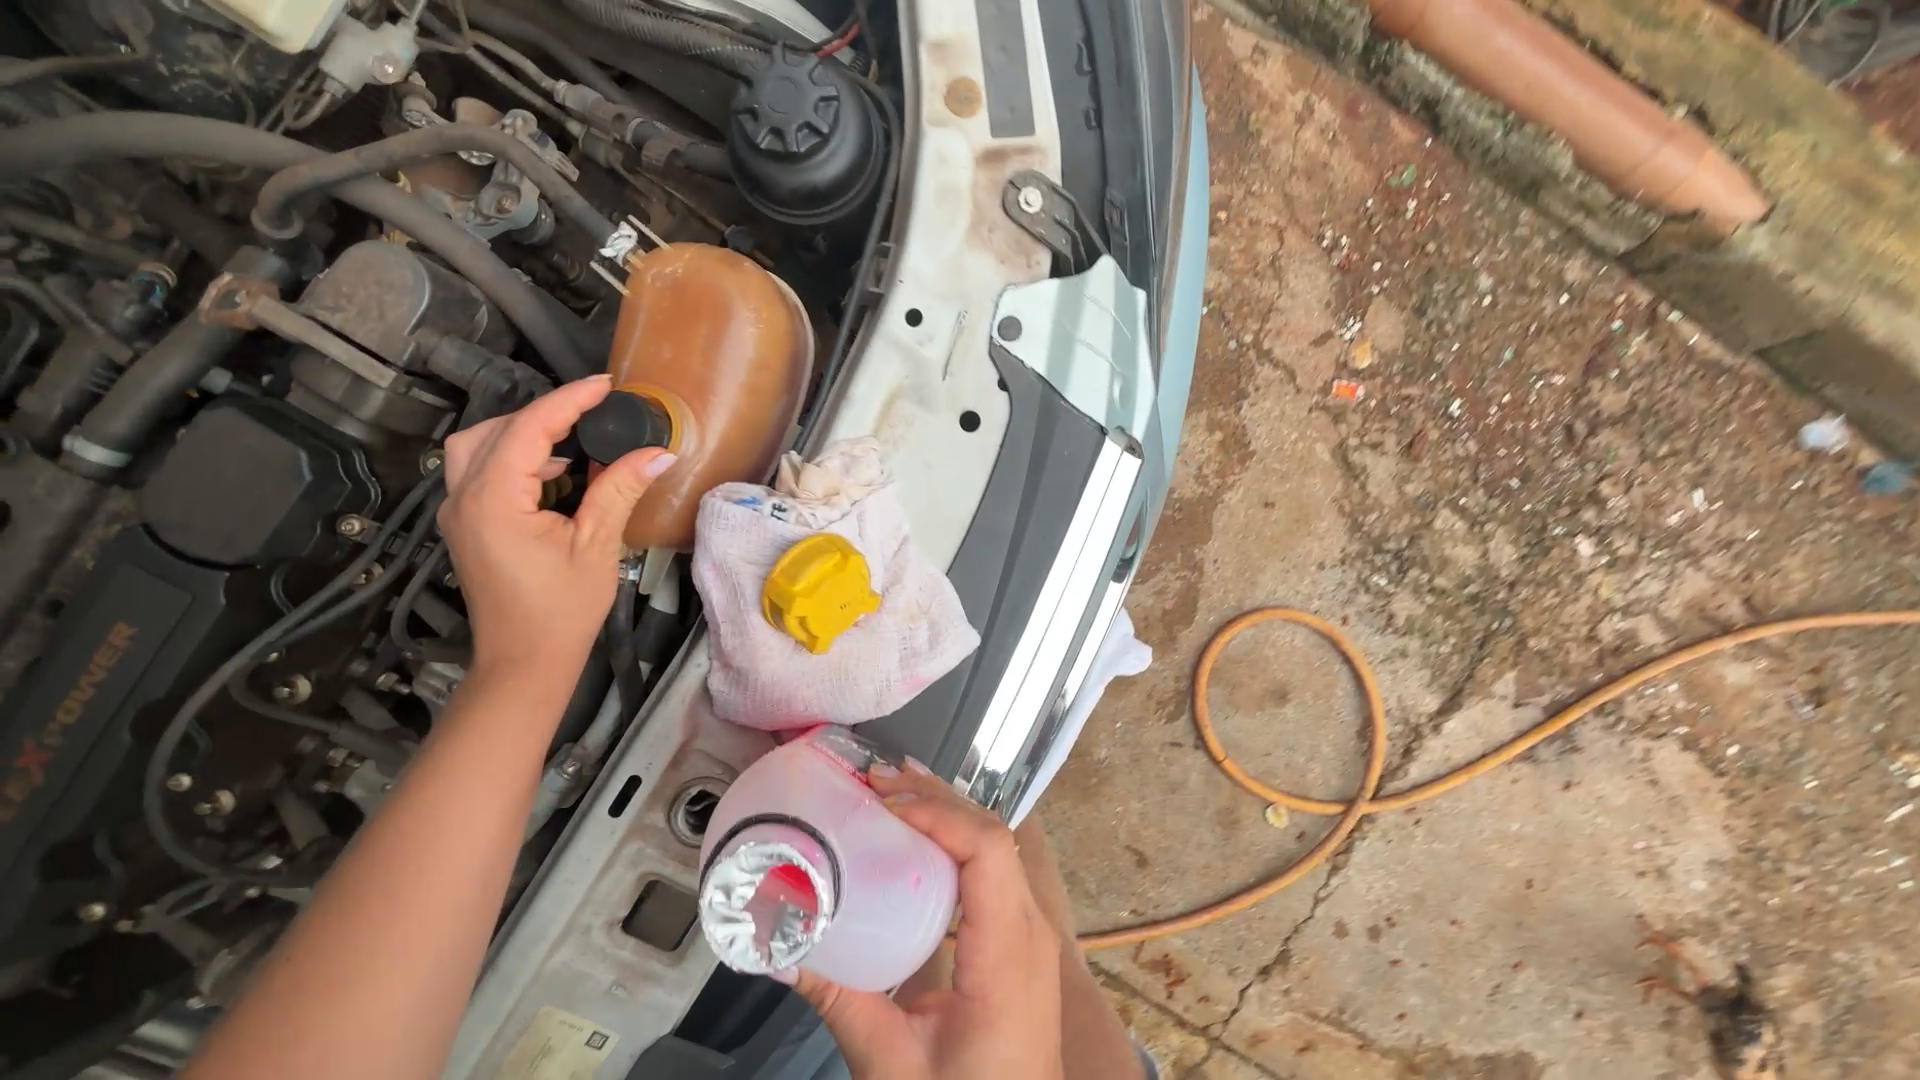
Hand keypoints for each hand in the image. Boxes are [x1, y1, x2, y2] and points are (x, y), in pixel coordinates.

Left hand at [438, 375, 674, 679]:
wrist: (524, 662)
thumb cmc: (561, 611)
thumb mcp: (598, 547)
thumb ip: (620, 491)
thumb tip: (659, 452)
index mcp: (493, 501)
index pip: (528, 429)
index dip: (568, 402)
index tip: (605, 386)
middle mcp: (463, 499)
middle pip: (491, 430)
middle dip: (541, 415)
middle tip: (590, 415)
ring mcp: (459, 513)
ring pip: (477, 447)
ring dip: (522, 435)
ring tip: (573, 443)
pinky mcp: (467, 525)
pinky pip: (481, 471)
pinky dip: (514, 458)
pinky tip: (554, 473)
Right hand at [790, 766, 1064, 1079]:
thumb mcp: (892, 1062)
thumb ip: (838, 1001)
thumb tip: (779, 951)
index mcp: (1007, 953)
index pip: (989, 850)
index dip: (939, 813)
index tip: (883, 800)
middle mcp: (1031, 929)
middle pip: (995, 835)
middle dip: (936, 798)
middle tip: (875, 780)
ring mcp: (1034, 931)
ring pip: (1000, 845)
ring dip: (949, 810)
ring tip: (894, 789)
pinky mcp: (1023, 939)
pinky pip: (997, 868)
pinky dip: (959, 837)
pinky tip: (925, 831)